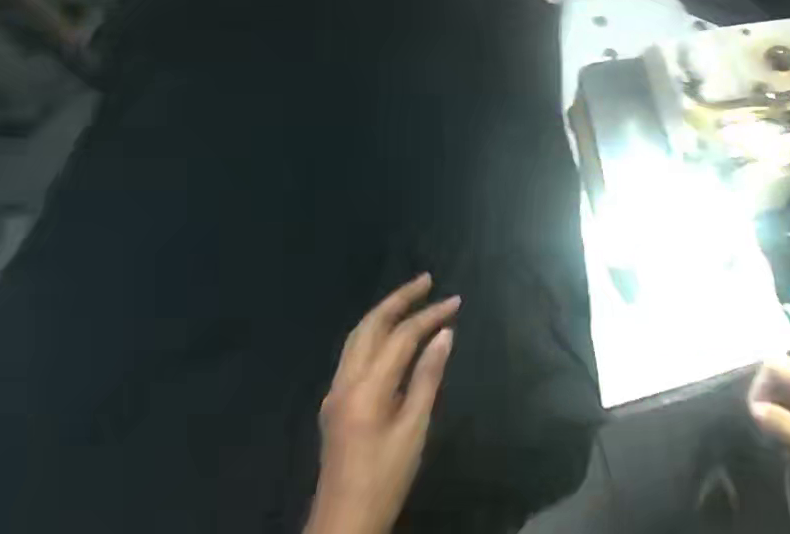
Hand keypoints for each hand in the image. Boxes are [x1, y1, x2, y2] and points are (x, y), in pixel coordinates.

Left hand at [304, 274, 458, 533]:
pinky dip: (373, 332)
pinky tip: (388, 333)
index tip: (455, 301)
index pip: (401, 336)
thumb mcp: (414, 429)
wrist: (343, 523)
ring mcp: (335, 389)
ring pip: (358, 335)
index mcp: (367, 386)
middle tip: (426, 280)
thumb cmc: (385, 478)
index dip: (430, 315)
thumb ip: (427, 377)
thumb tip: (444, 334)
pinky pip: (353, 351)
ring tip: (410, 297)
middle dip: (400, 298)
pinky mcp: (334, 401)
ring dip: (384, 312)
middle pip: (372, 324)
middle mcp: (345, 379)